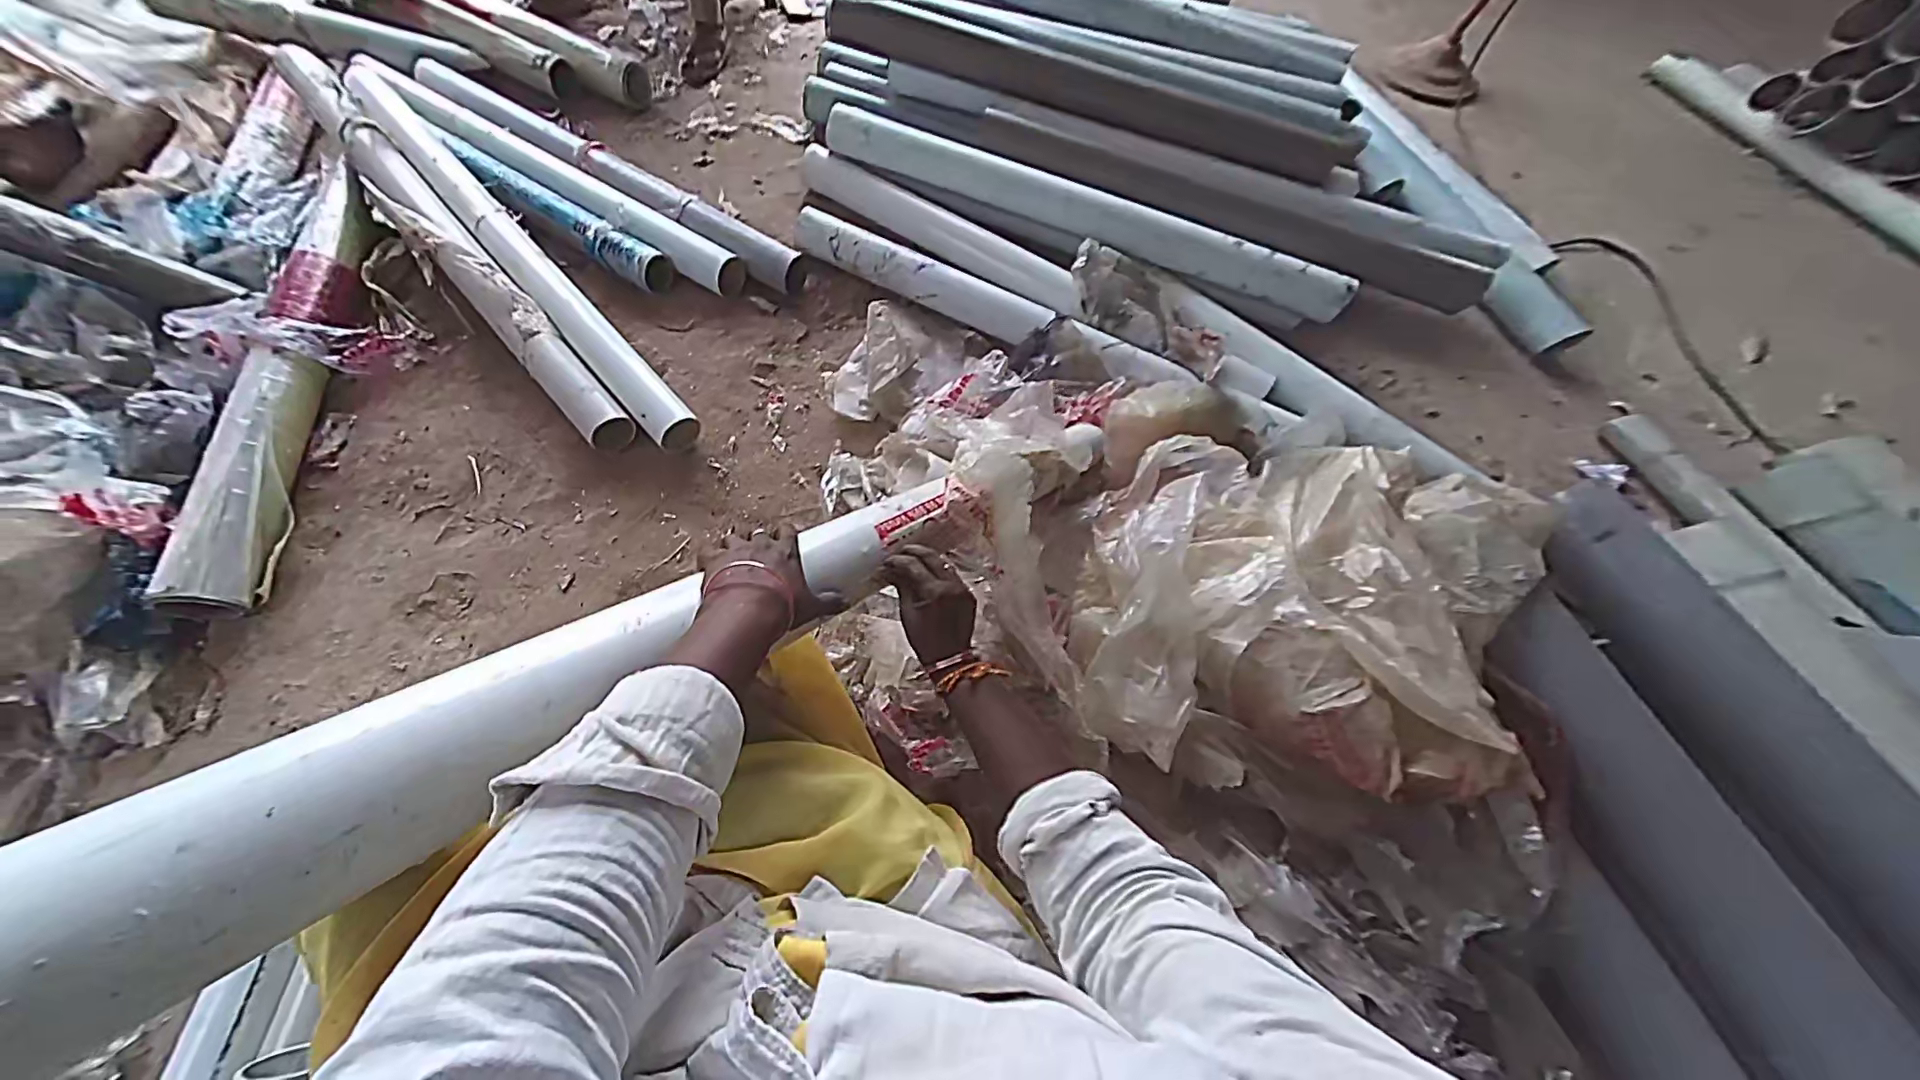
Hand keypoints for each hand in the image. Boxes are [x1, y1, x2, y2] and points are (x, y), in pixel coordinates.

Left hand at [700, 524, 841, 627]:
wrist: (751, 609)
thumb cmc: (783, 604)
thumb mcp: (810, 605)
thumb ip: (827, 602)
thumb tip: (845, 603)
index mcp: (785, 551)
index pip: (787, 532)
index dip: (784, 533)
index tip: (784, 537)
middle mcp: (760, 545)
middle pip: (758, 532)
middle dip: (756, 538)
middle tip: (757, 550)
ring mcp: (736, 550)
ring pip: (732, 536)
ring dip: (731, 543)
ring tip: (731, 554)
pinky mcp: (714, 559)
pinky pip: (707, 549)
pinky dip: (706, 555)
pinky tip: (706, 562)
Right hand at [880, 544, 977, 664]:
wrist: (951, 658)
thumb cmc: (924, 640)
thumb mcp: (907, 613)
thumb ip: (901, 586)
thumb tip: (889, 570)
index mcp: (934, 591)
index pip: (913, 565)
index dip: (898, 560)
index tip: (887, 561)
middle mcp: (951, 585)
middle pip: (931, 557)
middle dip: (914, 552)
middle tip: (899, 553)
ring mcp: (963, 588)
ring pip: (944, 563)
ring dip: (927, 559)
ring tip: (912, 560)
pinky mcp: (968, 593)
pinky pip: (952, 575)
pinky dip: (938, 571)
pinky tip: (928, 572)